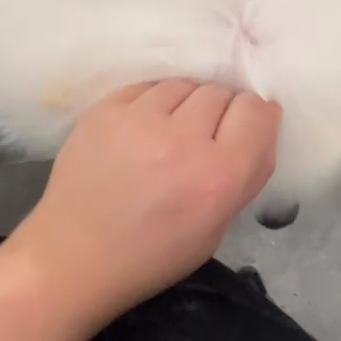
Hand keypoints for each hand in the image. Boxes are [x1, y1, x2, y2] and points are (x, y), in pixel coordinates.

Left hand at [4, 80, 280, 323]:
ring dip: (186, 104)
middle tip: (202, 139)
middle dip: (220, 113)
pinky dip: (153, 102)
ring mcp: (139, 119)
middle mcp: (182, 139)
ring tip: (169, 133)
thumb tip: (267, 120)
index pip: (256, 111)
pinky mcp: (106, 108)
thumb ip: (248, 173)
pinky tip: (143, 129)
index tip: (243, 131)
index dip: (254, 119)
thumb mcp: (216, 228)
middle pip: (220, 93)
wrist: (73, 256)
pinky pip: (148, 86)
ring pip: (184, 84)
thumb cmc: (152, 254)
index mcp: (217, 177)